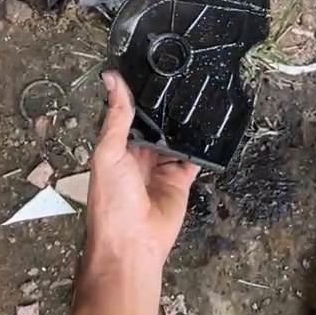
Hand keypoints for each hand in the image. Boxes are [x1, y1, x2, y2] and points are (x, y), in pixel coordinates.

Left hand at [83, 71, 197, 279]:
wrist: (132, 242)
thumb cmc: (111, 203)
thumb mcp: (109, 152)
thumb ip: (117, 117)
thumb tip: (111, 80)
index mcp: (117, 148)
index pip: (128, 115)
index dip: (137, 97)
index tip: (149, 72)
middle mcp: (139, 157)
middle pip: (155, 126)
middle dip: (164, 111)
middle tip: (178, 83)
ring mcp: (160, 169)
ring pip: (175, 140)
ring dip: (182, 127)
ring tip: (195, 100)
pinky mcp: (180, 181)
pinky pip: (193, 160)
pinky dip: (200, 149)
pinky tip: (206, 131)